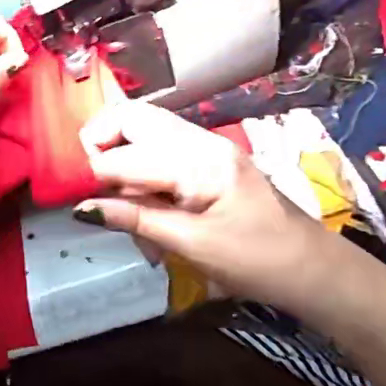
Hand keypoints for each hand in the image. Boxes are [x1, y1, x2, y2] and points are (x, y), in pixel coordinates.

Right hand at [72, 102, 371, 319]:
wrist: (314, 270)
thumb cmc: (256, 261)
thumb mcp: (191, 245)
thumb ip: (134, 219)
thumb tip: (81, 209)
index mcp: (199, 161)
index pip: (126, 154)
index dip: (92, 172)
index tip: (71, 194)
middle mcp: (200, 141)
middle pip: (132, 116)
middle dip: (99, 140)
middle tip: (87, 180)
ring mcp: (205, 146)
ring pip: (143, 126)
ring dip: (116, 149)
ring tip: (109, 189)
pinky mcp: (206, 158)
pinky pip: (158, 144)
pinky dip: (135, 159)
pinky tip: (135, 193)